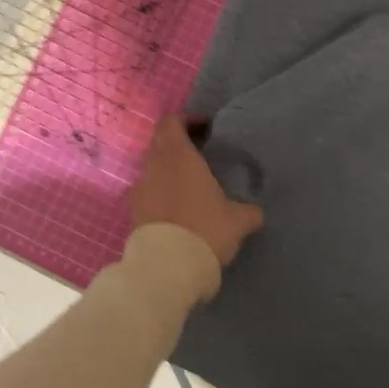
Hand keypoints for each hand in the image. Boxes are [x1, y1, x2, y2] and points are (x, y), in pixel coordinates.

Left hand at [130, 116, 264, 266]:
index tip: (204, 129)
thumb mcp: (238, 220)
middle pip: (160, 144)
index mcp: (178, 156)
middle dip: (178, 147)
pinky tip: (178, 210)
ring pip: (152, 170)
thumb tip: (255, 212)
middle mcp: (154, 166)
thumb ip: (248, 211)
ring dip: (168, 172)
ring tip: (190, 187)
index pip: (171, 123)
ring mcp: (139, 189)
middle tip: (201, 157)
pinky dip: (160, 194)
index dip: (186, 121)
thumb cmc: (205, 229)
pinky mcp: (133, 213)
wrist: (168, 266)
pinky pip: (148, 193)